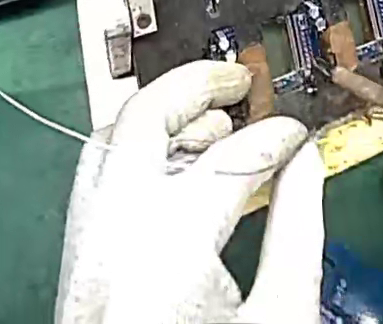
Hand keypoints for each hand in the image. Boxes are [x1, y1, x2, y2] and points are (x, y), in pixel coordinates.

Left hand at [57, 61, 324, 323]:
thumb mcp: (280, 322)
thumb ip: (298, 230)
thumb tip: (305, 160)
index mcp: (164, 259)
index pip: (227, 161)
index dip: (275, 138)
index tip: (298, 136)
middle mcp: (109, 241)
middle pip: (141, 121)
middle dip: (196, 85)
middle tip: (240, 82)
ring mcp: (83, 251)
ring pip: (110, 139)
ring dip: (165, 115)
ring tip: (215, 119)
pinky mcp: (77, 264)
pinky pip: (102, 175)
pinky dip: (142, 150)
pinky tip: (182, 163)